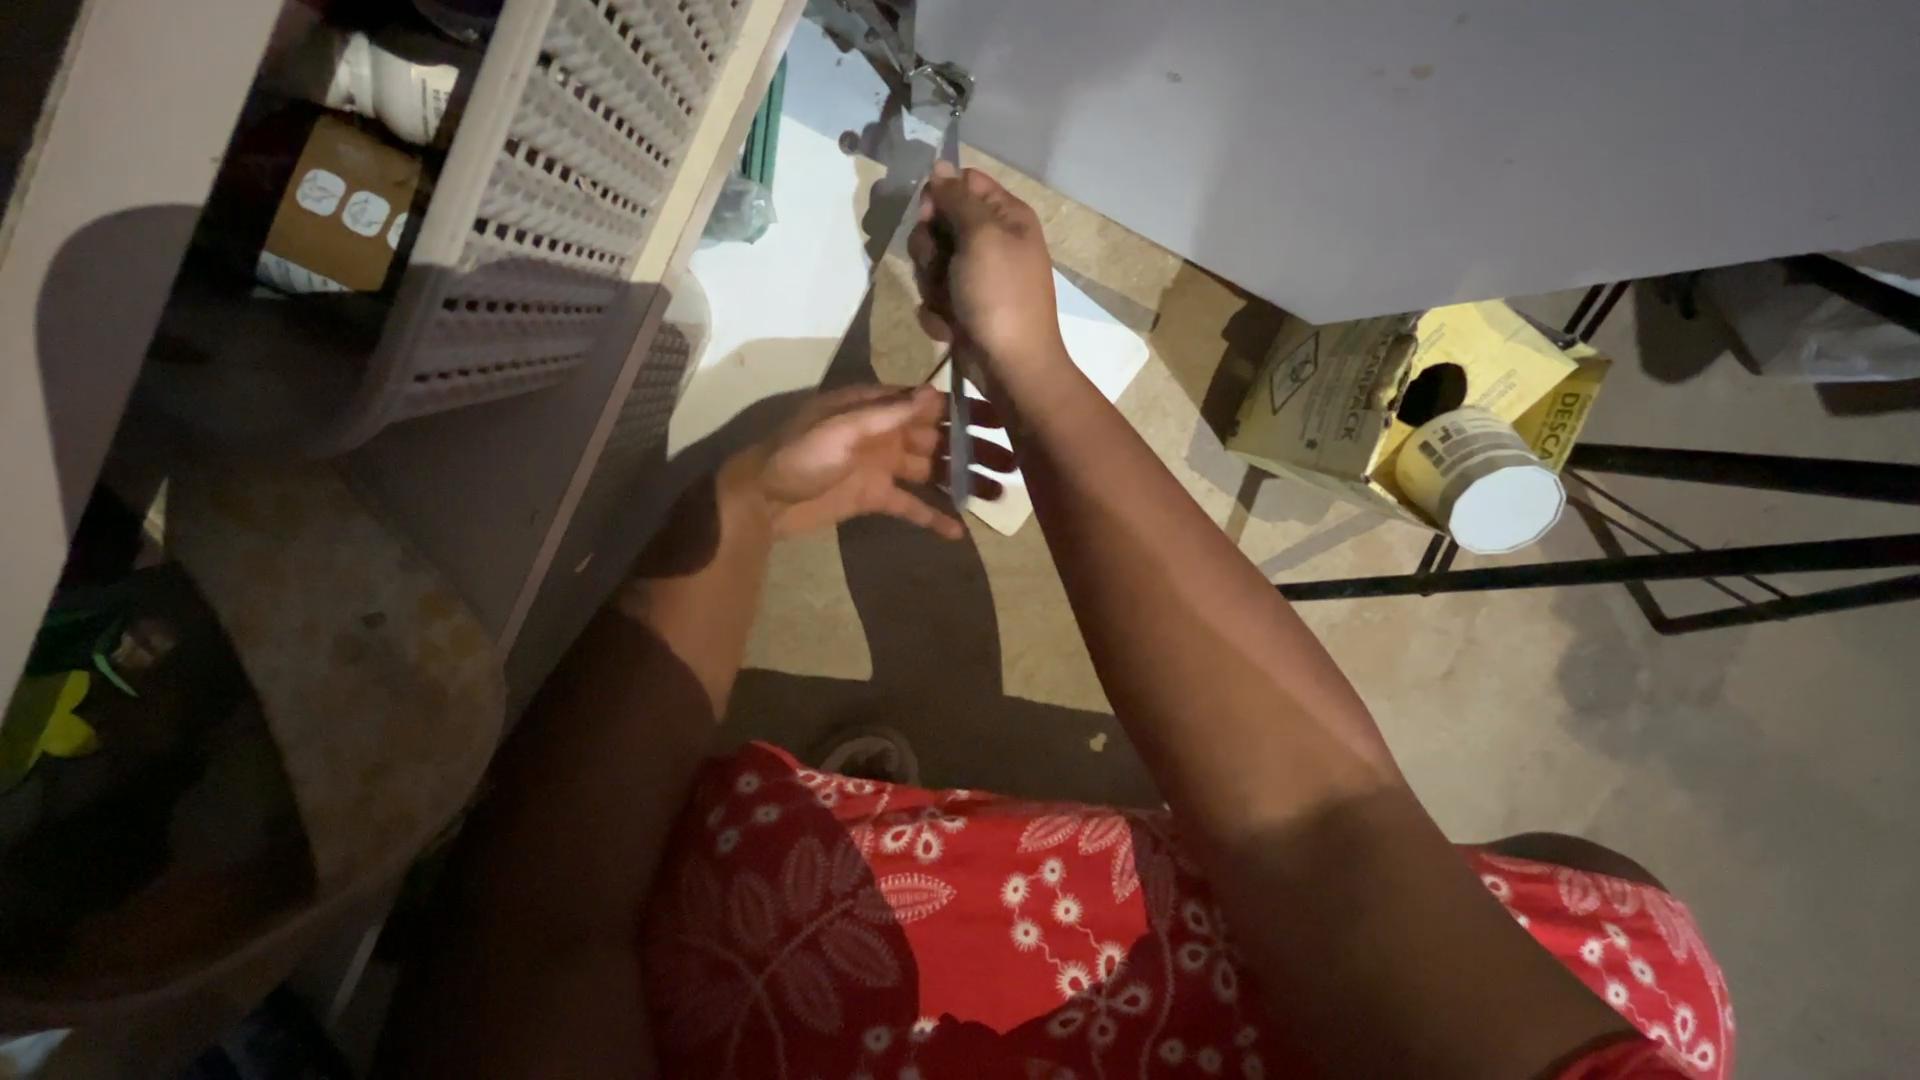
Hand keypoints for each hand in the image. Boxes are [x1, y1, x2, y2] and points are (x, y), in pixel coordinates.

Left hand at [726, 385, 1014, 540]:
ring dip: (963, 482)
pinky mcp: (875, 497)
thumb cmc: (798, 456)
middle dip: (975, 449)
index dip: (967, 410)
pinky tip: (960, 531)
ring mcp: (883, 467)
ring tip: (998, 497)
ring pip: (932, 472)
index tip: (1005, 416)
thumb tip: (934, 393)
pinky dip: (934, 516)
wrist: (761, 501)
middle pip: (940, 439)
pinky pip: (911, 506)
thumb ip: (888, 415)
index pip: (931, 405)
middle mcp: (886, 434)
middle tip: (1014, 463)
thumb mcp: (841, 430)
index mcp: (878, 409)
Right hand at [909, 161, 1066, 374]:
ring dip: (931, 284)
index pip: (963, 184)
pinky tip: (950, 325)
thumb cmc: (1000, 295)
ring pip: (930, 263)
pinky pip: (932, 297)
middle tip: (939, 265)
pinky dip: (936, 312)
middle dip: (930, 248)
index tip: (930, 216)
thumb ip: (958, 199)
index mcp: (1007, 217)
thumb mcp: (982, 236)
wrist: (1010, 364)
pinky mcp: (962, 308)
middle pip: (939, 224)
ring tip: (948, 303)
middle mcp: (991, 242)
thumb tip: (940, 166)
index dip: (940, 196)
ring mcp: (975, 278)